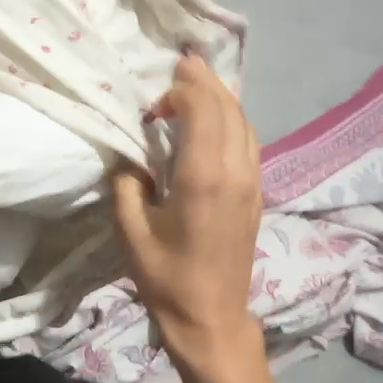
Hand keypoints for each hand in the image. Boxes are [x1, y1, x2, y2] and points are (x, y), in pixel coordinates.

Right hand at [110, 53, 263, 372]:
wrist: (211, 317)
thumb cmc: (166, 277)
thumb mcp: (130, 231)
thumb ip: (126, 185)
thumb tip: (131, 159)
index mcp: (203, 177)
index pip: (203, 110)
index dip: (183, 90)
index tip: (158, 91)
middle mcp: (235, 171)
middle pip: (229, 109)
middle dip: (206, 83)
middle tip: (182, 65)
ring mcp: (251, 182)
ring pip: (245, 124)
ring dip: (222, 100)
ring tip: (196, 87)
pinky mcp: (256, 195)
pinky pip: (249, 143)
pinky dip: (232, 122)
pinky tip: (213, 125)